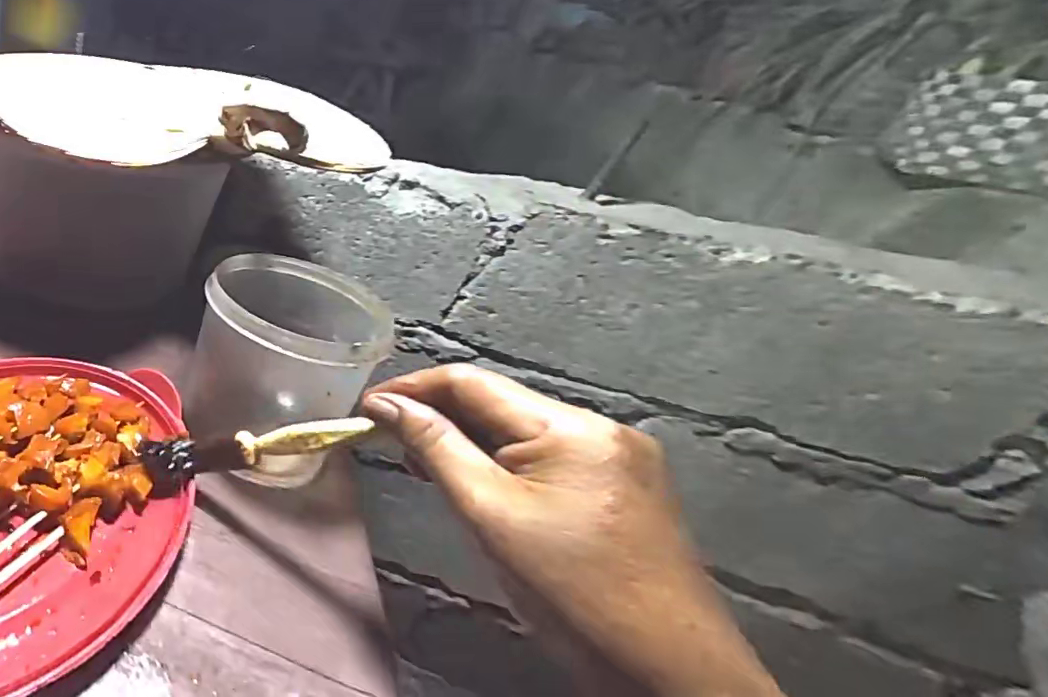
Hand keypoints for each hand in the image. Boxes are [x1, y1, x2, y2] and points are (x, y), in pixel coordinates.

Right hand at [363, 365, 781, 696]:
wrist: (678, 686)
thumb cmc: (575, 599)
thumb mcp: (490, 517)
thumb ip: (435, 447)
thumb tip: (387, 403)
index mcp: (572, 428)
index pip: (471, 382)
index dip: (413, 387)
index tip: (368, 406)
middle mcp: (599, 426)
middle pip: (496, 402)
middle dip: (439, 415)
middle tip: (389, 438)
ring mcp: (617, 455)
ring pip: (518, 428)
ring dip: (468, 439)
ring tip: (424, 463)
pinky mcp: (623, 484)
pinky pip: (545, 454)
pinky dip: (502, 461)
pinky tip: (478, 481)